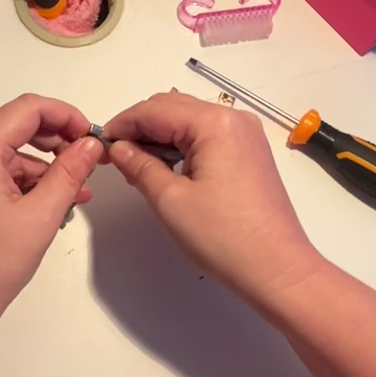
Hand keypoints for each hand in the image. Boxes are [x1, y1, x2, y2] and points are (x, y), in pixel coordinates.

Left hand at [0, 94, 103, 339]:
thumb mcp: (40, 215)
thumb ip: (69, 172)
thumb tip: (92, 143)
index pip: (27, 108)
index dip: (66, 115)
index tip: (92, 137)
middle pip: (13, 127)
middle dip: (55, 142)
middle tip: (87, 164)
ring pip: (4, 152)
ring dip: (40, 167)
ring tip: (75, 194)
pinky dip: (19, 182)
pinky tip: (46, 204)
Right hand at [103, 92, 327, 306]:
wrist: (276, 268)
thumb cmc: (223, 236)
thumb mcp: (170, 200)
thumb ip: (139, 166)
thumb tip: (118, 148)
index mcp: (214, 123)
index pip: (155, 109)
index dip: (123, 124)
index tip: (99, 145)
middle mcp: (234, 118)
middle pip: (173, 108)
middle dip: (140, 128)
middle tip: (115, 158)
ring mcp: (246, 134)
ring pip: (189, 121)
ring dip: (160, 137)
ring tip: (137, 166)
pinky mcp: (250, 153)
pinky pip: (207, 136)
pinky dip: (182, 146)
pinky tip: (166, 168)